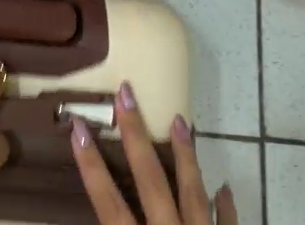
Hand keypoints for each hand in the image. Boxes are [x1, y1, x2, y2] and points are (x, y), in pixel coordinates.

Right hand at [70, 81, 237, 224]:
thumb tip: (95, 215)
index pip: (109, 202)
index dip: (91, 165)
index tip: (78, 126)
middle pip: (150, 180)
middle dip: (137, 136)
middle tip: (125, 92)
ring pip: (192, 192)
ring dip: (185, 156)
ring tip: (181, 120)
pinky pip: (227, 224)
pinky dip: (225, 205)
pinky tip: (224, 186)